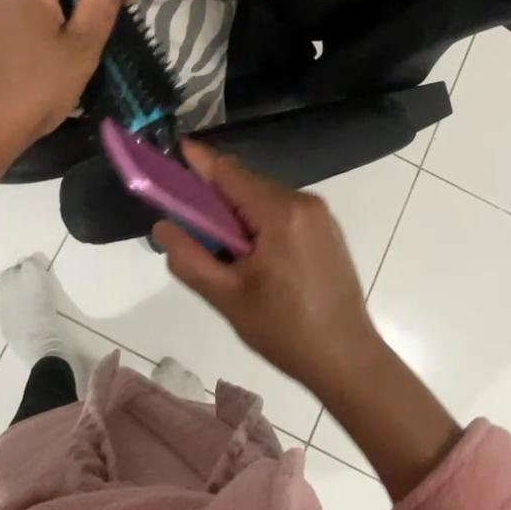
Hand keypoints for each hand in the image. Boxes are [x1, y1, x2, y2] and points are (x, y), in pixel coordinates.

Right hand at [153, 141, 382, 394]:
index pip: (229, 173)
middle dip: (216, 200)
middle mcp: (305, 202)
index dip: (199, 162)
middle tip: (191, 229)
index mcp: (280, 212)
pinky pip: (284, 213)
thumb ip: (188, 258)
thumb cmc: (284, 330)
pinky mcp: (328, 232)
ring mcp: (321, 216)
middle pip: (247, 185)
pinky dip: (261, 224)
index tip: (175, 150)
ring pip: (265, 200)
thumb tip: (163, 226)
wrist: (347, 359)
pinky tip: (252, 258)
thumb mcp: (226, 297)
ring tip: (223, 255)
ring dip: (238, 216)